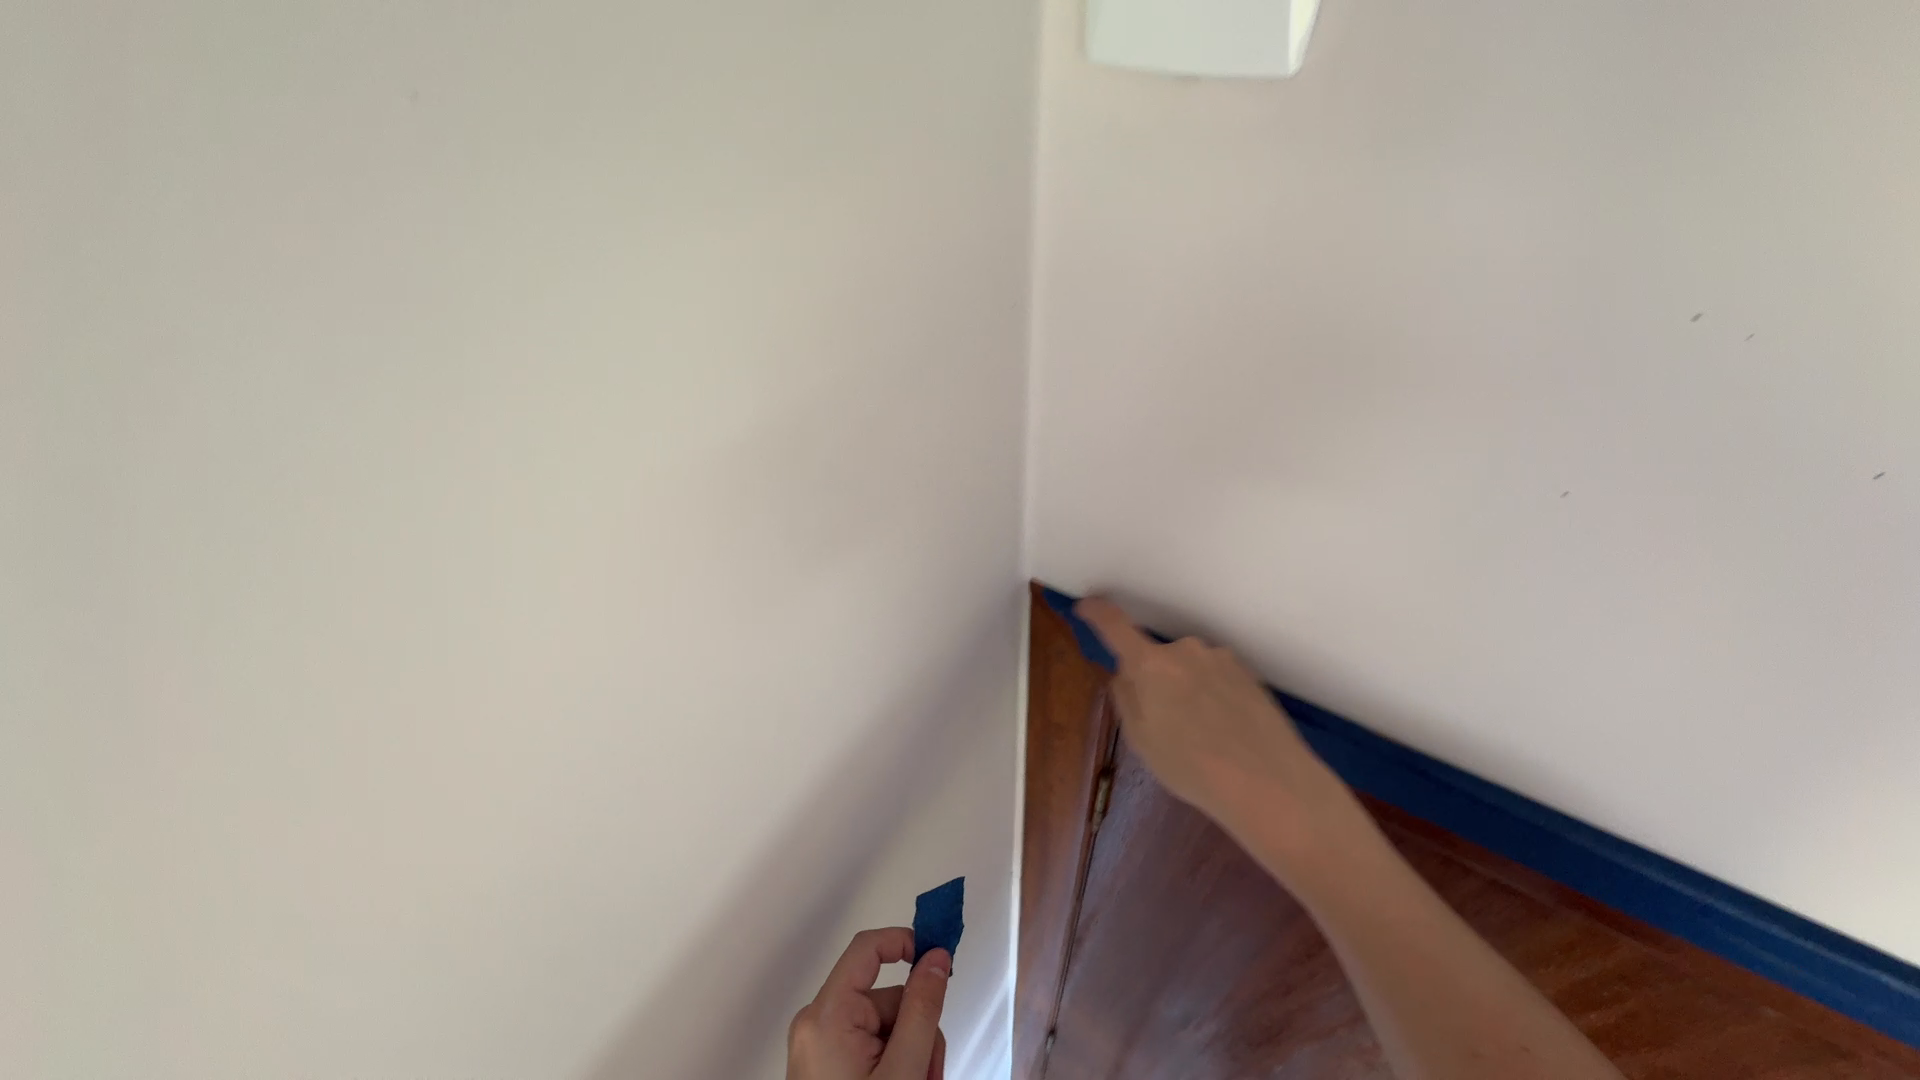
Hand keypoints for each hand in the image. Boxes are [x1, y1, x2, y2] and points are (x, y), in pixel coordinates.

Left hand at [787, 927, 948, 1079]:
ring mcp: (822, 1045)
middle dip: (919, 1028)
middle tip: (931, 1069)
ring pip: (887, 1025)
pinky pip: (874, 1046)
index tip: (940, 956)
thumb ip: (923, 1009)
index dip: (905, 942)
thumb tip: (937, 957)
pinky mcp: (828, 1065)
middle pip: (887, 997)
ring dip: (913, 1052)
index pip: (867, 949)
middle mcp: (819, 1022)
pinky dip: (897, 1064)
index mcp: (827, 1015)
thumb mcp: (904, 1069)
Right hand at [1076, 597, 1371, 875]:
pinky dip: (1211, 697)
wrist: (1270, 782)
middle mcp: (1186, 650)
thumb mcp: (1141, 740)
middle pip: (1156, 657)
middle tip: (1162, 724)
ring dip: (1185, 690)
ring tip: (1201, 736)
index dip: (1096, 612)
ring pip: (1188, 669)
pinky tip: (1225, 732)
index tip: (1086, 607)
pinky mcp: (1248, 673)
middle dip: (1153, 680)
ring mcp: (1221, 659)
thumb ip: (1126, 698)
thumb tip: (1126, 674)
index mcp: (1151, 664)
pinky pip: (1215, 678)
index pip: (1115, 625)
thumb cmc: (1193, 767)